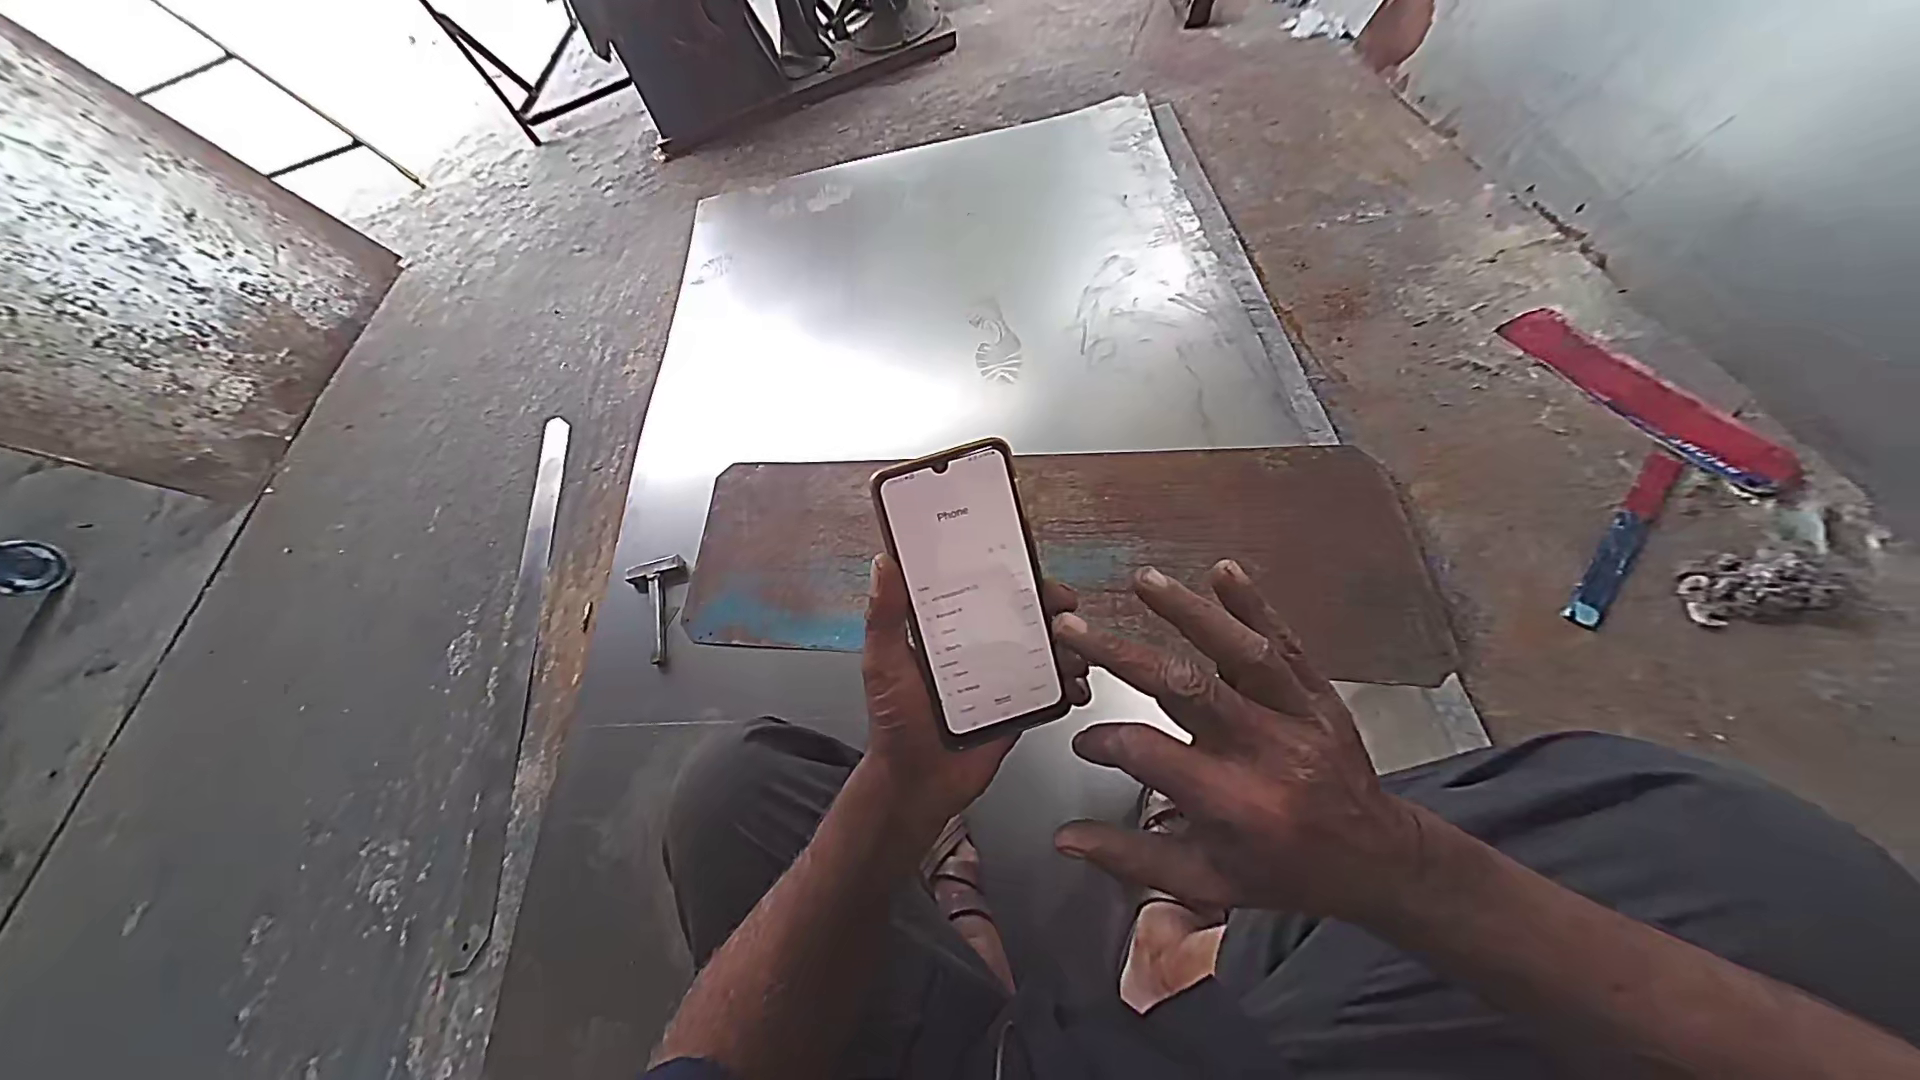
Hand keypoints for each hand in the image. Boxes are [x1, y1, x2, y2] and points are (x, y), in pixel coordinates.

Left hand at [860, 553, 1090, 830]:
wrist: (918, 783)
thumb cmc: (895, 724)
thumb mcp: (884, 663)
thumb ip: (885, 617)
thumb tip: (884, 565)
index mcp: (947, 629)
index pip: (981, 588)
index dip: (1007, 572)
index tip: (1027, 563)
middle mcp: (977, 646)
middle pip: (1021, 613)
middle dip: (1049, 605)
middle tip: (1062, 608)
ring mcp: (1001, 674)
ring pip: (1044, 646)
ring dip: (1067, 642)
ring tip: (1072, 650)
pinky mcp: (1019, 704)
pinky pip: (1051, 686)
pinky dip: (1069, 682)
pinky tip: (1074, 684)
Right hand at [1051, 560, 1426, 921]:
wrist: (1378, 859)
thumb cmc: (1288, 872)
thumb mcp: (1208, 883)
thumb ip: (1132, 860)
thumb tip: (1068, 840)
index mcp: (1235, 805)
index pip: (1151, 754)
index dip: (1105, 742)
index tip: (1084, 741)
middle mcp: (1266, 753)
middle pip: (1187, 688)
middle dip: (1122, 654)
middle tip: (1075, 628)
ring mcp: (1298, 716)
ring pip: (1240, 653)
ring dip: (1188, 612)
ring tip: (1144, 582)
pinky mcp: (1317, 694)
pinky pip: (1284, 643)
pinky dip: (1253, 604)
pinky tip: (1223, 572)